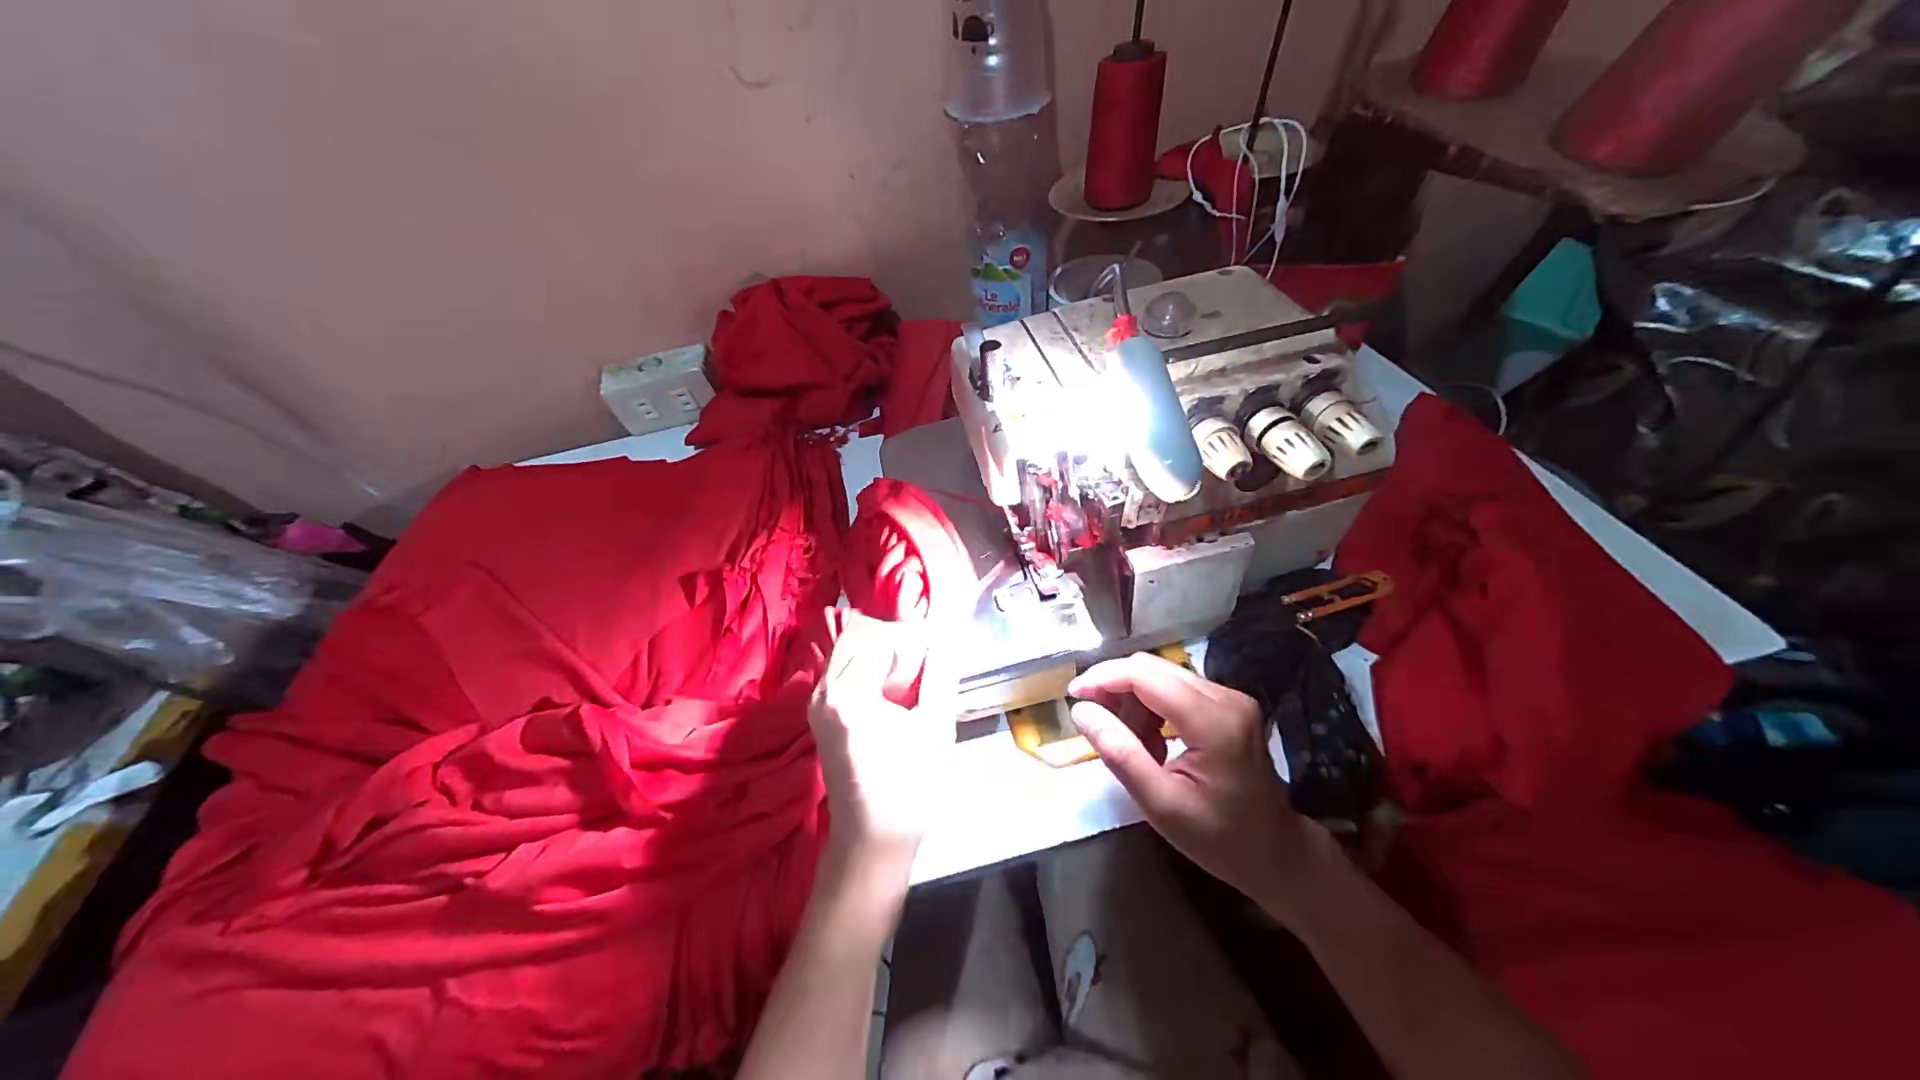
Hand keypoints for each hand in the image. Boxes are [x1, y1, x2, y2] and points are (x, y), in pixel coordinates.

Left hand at [809, 610, 955, 868]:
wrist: (873, 840)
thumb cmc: (909, 786)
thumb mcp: (935, 725)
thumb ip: (940, 674)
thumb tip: (947, 637)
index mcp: (847, 692)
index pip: (882, 638)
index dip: (914, 638)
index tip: (937, 647)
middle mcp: (823, 692)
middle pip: (862, 643)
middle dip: (896, 644)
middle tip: (928, 660)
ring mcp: (817, 705)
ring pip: (853, 659)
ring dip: (884, 660)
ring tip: (917, 676)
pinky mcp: (820, 718)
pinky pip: (846, 678)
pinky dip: (871, 676)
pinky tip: (897, 693)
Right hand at [1068, 653, 1336, 906]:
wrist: (1274, 852)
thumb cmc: (1218, 837)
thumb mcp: (1159, 803)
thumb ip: (1119, 752)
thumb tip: (1081, 710)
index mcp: (1214, 721)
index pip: (1145, 676)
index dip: (1103, 678)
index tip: (1073, 695)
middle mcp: (1226, 697)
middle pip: (1152, 668)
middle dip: (1115, 688)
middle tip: (1094, 722)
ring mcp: (1230, 698)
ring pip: (1161, 676)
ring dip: (1133, 701)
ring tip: (1129, 745)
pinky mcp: (1228, 705)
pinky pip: (1176, 689)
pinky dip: (1152, 708)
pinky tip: (1151, 743)